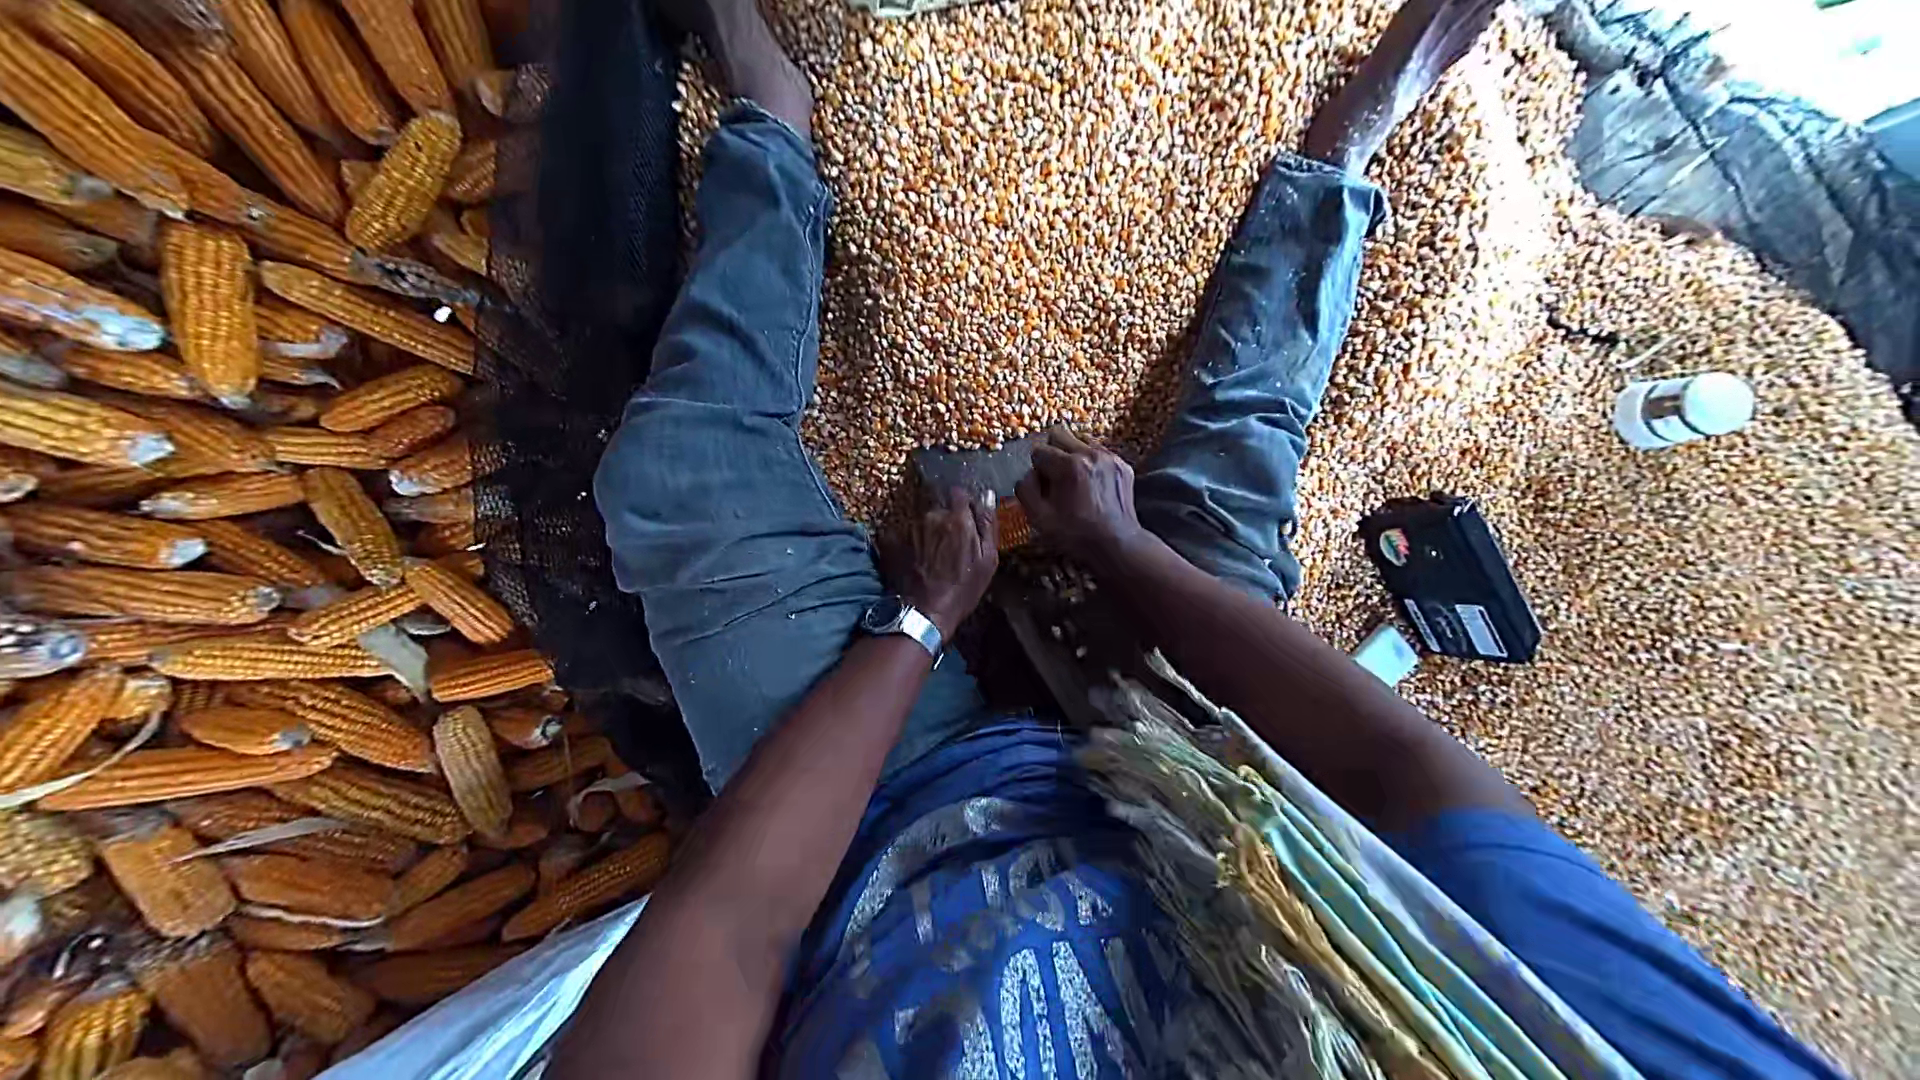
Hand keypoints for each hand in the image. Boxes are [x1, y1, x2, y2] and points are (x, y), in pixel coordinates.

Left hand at [895, 487, 998, 638]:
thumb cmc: (962, 590)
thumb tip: (987, 496)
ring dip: (926, 534)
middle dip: (944, 522)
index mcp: (957, 519)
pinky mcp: (891, 539)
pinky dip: (909, 543)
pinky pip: (903, 534)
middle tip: (948, 548)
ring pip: (921, 522)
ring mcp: (908, 527)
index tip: (964, 520)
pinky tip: (915, 562)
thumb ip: (988, 524)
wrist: (924, 613)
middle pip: (939, 509)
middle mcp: (931, 516)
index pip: (959, 493)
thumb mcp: (988, 561)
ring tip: (931, 559)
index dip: (962, 505)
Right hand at [1015, 425, 1151, 566]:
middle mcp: (1091, 455)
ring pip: (1080, 440)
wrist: (1116, 544)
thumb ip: (1025, 490)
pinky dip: (1089, 463)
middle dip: (1051, 452)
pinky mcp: (1122, 465)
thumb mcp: (1039, 518)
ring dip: (1071, 455)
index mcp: (1069, 466)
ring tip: (1073, 480)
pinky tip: (1090, 485)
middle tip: (1054, 476)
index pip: (1039, 451)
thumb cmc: (1075, 534)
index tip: (1043, 486)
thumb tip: (1028, 475)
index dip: (1036, 469)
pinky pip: (1098, 453)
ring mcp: (1110, 458)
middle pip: (1059, 434)